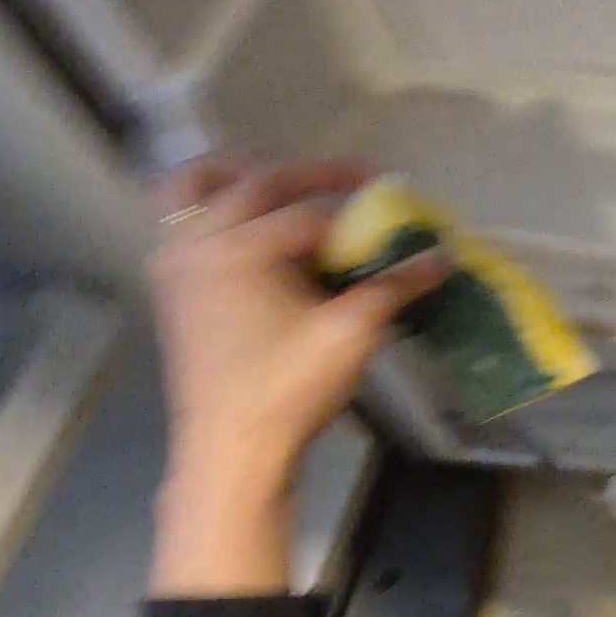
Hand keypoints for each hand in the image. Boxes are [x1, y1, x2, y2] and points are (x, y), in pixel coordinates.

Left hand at [147, 158, 444, 595]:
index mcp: (241, 248)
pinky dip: (213, 206)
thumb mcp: (353, 333)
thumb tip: (442, 260)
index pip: (311, 213)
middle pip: (254, 183)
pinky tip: (249, 230)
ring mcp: (176, 260)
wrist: (233, 442)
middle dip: (311, 174)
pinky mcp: (173, 285)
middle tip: (358, 176)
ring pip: (193, 188)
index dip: (362, 214)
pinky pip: (181, 219)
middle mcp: (198, 240)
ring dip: (239, 174)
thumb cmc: (292, 386)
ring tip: (280, 181)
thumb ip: (394, 288)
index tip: (402, 212)